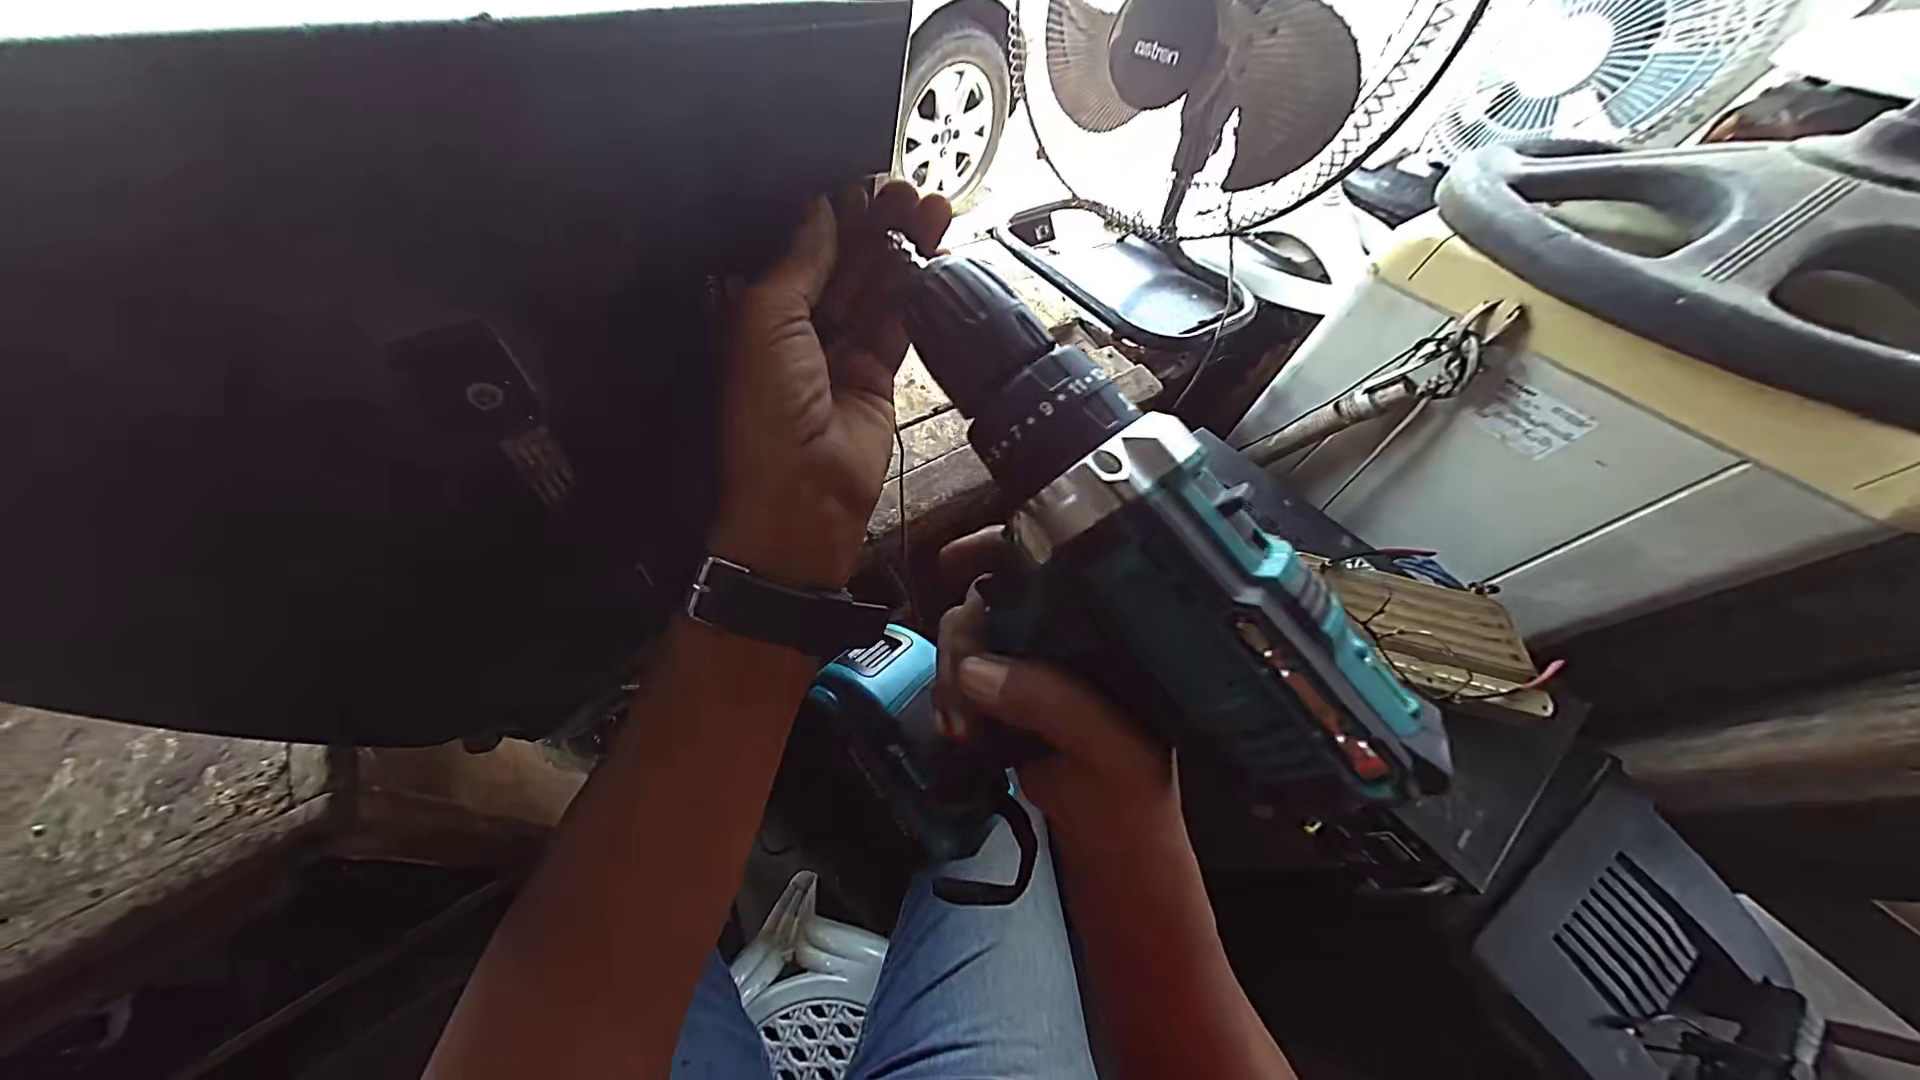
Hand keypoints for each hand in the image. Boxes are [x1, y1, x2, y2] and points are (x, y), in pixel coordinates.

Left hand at [711, 180, 951, 587]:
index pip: (806, 251)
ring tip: (929, 213)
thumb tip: (819, 213)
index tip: (864, 186)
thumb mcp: (766, 320)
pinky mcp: (880, 378)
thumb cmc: (765, 420)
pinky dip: (917, 294)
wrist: (804, 492)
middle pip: (847, 265)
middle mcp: (805, 333)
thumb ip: (800, 263)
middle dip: (877, 225)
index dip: (836, 216)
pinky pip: (901, 325)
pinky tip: (931, 262)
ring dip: (902, 251)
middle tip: (906, 193)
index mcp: (764, 316)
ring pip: (878, 290)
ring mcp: (844, 355)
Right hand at [932, 529, 1188, 868]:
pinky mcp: (1001, 695)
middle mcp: (1062, 636)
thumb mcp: (1108, 745)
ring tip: (961, 727)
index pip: (1048, 569)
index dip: (998, 550)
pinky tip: (957, 728)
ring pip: (965, 641)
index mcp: (1101, 629)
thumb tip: (974, 672)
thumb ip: (1052, 703)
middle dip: (963, 642)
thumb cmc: (1130, 787)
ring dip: (950, 678)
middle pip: (989, 603)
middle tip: (963, 693)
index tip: (956, 559)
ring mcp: (1027, 665)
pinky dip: (947, 698)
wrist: (1106, 837)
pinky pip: (957, 678)